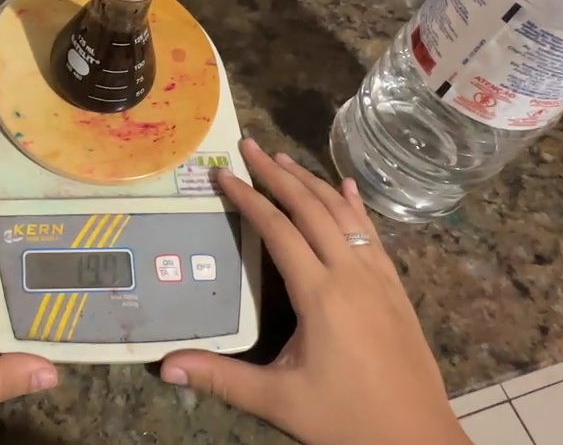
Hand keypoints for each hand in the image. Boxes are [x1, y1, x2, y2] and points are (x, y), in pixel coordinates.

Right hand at [160, 137, 467, 444]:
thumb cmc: (348, 421)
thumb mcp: (280, 402)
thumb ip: (222, 378)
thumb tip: (166, 367)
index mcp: (320, 294)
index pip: (277, 229)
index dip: (248, 198)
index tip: (224, 174)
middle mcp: (350, 274)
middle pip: (310, 208)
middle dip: (277, 174)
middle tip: (249, 145)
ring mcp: (378, 278)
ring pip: (343, 214)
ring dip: (312, 182)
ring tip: (284, 159)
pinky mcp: (396, 289)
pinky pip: (373, 234)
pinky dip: (355, 204)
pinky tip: (347, 186)